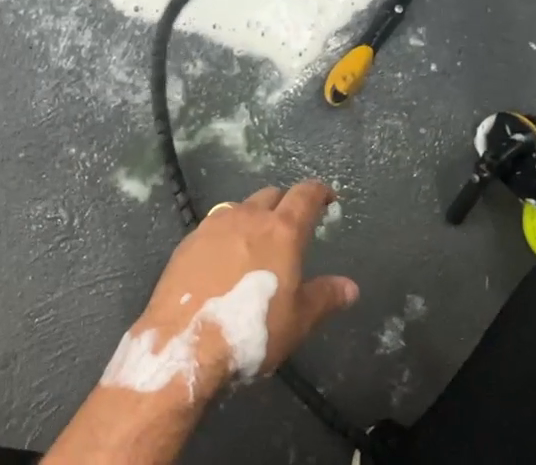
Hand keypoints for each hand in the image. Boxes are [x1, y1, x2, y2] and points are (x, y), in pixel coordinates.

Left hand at [115, 181, 357, 400]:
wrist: (185, 342)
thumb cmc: (252, 331)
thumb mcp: (298, 320)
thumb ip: (325, 298)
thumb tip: (350, 287)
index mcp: (282, 231)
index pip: (305, 195)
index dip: (319, 192)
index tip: (327, 197)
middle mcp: (248, 217)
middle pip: (272, 195)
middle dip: (286, 204)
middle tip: (293, 226)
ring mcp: (214, 225)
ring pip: (241, 207)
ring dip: (255, 216)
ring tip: (258, 242)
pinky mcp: (189, 240)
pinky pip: (215, 225)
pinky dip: (228, 233)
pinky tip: (225, 259)